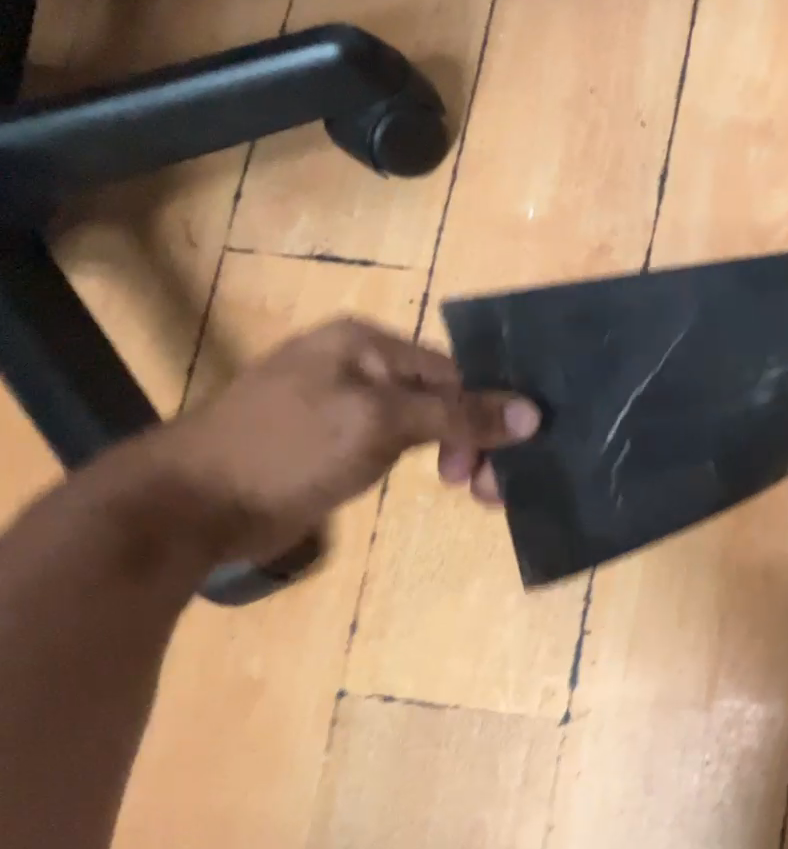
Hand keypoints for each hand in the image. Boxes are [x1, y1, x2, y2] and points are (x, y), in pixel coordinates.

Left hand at [144, 319, 539, 561]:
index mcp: (366, 343)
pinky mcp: (340, 441)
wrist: (192, 505)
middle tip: (490, 489)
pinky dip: (434, 462)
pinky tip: (448, 485)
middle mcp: (362, 365)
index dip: (489, 411)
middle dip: (477, 440)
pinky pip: (407, 443)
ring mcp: (349, 403)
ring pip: (431, 423)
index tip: (512, 456)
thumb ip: (459, 415)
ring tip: (474, 495)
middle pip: (446, 397)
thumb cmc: (288, 449)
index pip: (456, 371)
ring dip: (462, 456)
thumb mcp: (380, 422)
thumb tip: (533, 413)